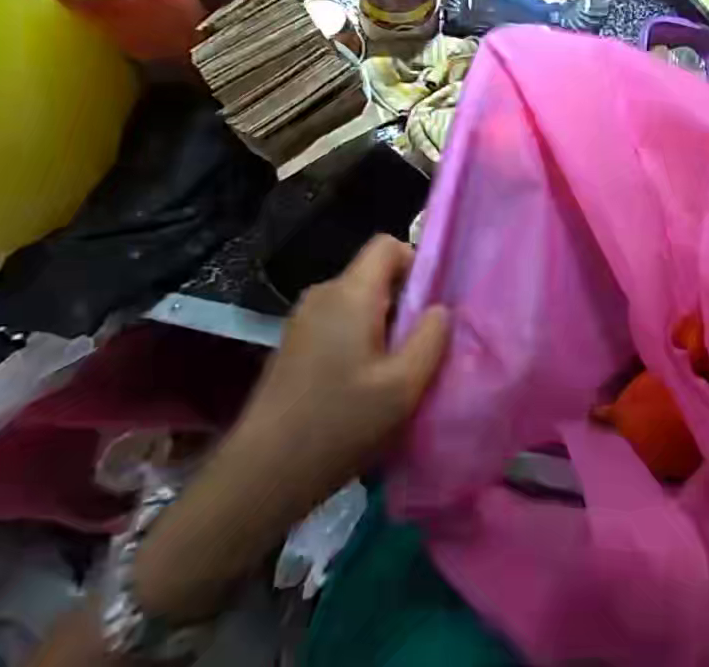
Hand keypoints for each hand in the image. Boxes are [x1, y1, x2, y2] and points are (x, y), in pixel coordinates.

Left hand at [225, 234, 450, 514]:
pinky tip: (360, 385)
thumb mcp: (402, 387)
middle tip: (417, 349)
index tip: (430, 306)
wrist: (268, 465)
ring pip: (355, 303)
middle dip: (402, 303)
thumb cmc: (342, 422)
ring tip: (391, 374)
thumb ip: (430, 339)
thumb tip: (440, 308)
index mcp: (349, 293)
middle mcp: (322, 293)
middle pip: (372, 275)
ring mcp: (302, 317)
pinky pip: (335, 323)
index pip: (386, 244)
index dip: (416, 263)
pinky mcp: (293, 342)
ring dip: (380, 326)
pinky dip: (356, 340)